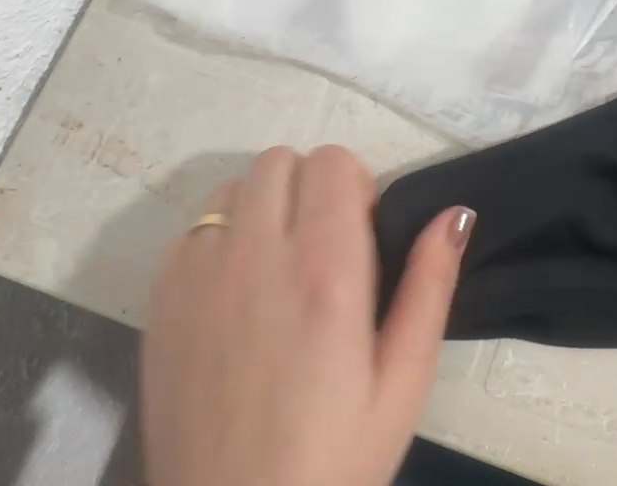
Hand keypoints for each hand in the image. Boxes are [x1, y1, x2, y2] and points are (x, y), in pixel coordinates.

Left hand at [142, 145, 473, 485]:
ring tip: (279, 264)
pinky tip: (235, 292)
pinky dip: (219, 238)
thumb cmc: (334, 458)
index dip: (356, 185)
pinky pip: (191, 230)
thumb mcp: (404, 381)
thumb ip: (431, 285)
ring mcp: (198, 277)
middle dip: (311, 185)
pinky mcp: (160, 302)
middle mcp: (256, 256)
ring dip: (263, 205)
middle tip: (326, 245)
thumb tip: (457, 213)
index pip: (332, 162)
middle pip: (280, 161)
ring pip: (232, 187)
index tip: (363, 232)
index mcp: (325, 271)